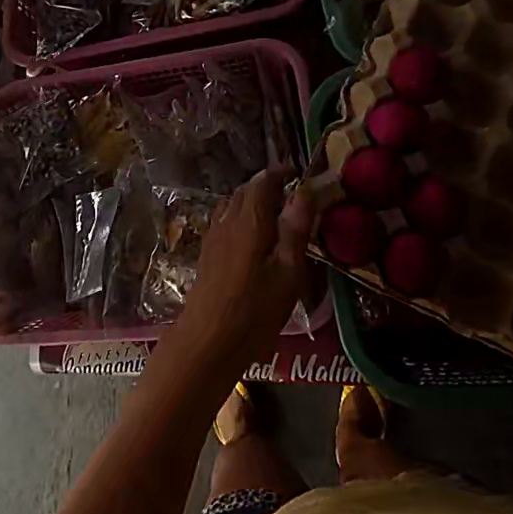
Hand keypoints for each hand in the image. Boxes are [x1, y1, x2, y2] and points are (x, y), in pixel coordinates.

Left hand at [174, 169, 316, 370]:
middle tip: (290, 193)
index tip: (298, 173)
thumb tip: (305, 191)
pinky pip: (224, 221)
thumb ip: (295, 229)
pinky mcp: (207, 255)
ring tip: (274, 212)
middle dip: (267, 185)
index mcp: (250, 220)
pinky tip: (250, 237)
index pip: (263, 181)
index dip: (280, 172)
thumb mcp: (288, 271)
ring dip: (251, 200)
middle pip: (245, 191)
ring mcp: (213, 237)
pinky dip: (240, 217)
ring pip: (232, 205)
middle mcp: (227, 221)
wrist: (207, 341)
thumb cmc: (255, 308)